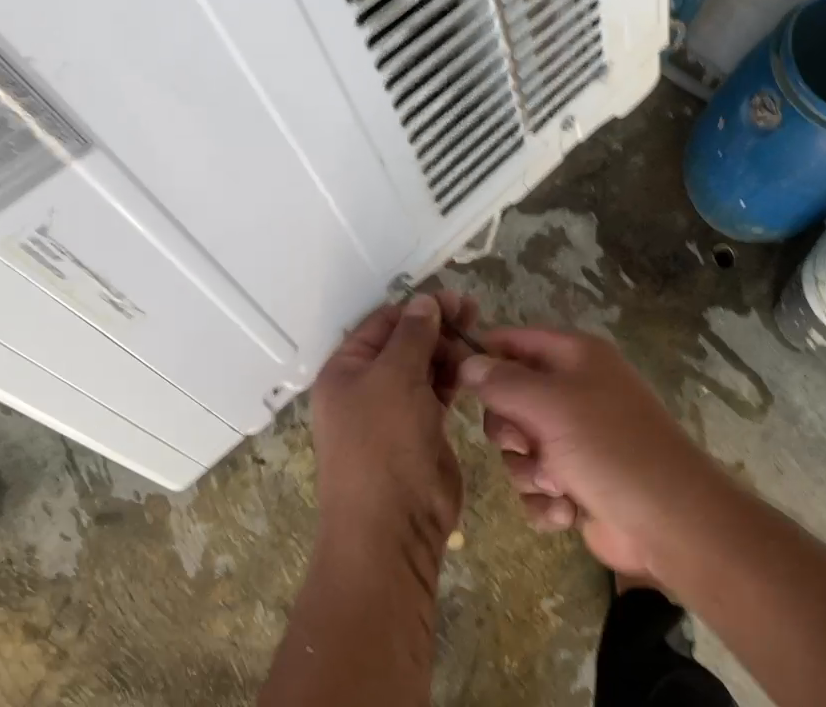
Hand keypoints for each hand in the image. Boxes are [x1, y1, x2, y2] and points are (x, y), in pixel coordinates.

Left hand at [310, 292, 477, 549]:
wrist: (392, 527)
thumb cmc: (383, 446)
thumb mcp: (394, 379)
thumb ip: (412, 336)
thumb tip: (424, 301)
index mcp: (345, 371)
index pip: (381, 324)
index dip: (415, 308)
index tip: (454, 298)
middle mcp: (366, 389)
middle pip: (403, 343)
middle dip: (436, 326)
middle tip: (475, 312)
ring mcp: (394, 412)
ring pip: (422, 367)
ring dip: (448, 351)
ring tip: (480, 338)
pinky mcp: (420, 433)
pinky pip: (436, 393)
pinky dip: (454, 378)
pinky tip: (475, 368)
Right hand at [458, 329, 719, 576]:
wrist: (667, 520)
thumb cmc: (608, 447)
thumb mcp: (550, 404)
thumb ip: (502, 381)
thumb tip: (467, 361)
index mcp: (576, 357)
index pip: (514, 341)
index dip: (483, 356)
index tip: (453, 381)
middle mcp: (575, 392)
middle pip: (509, 400)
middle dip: (510, 431)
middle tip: (528, 443)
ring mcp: (576, 440)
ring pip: (518, 449)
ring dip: (530, 471)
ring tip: (559, 482)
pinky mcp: (576, 483)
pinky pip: (535, 485)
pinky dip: (545, 500)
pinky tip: (568, 509)